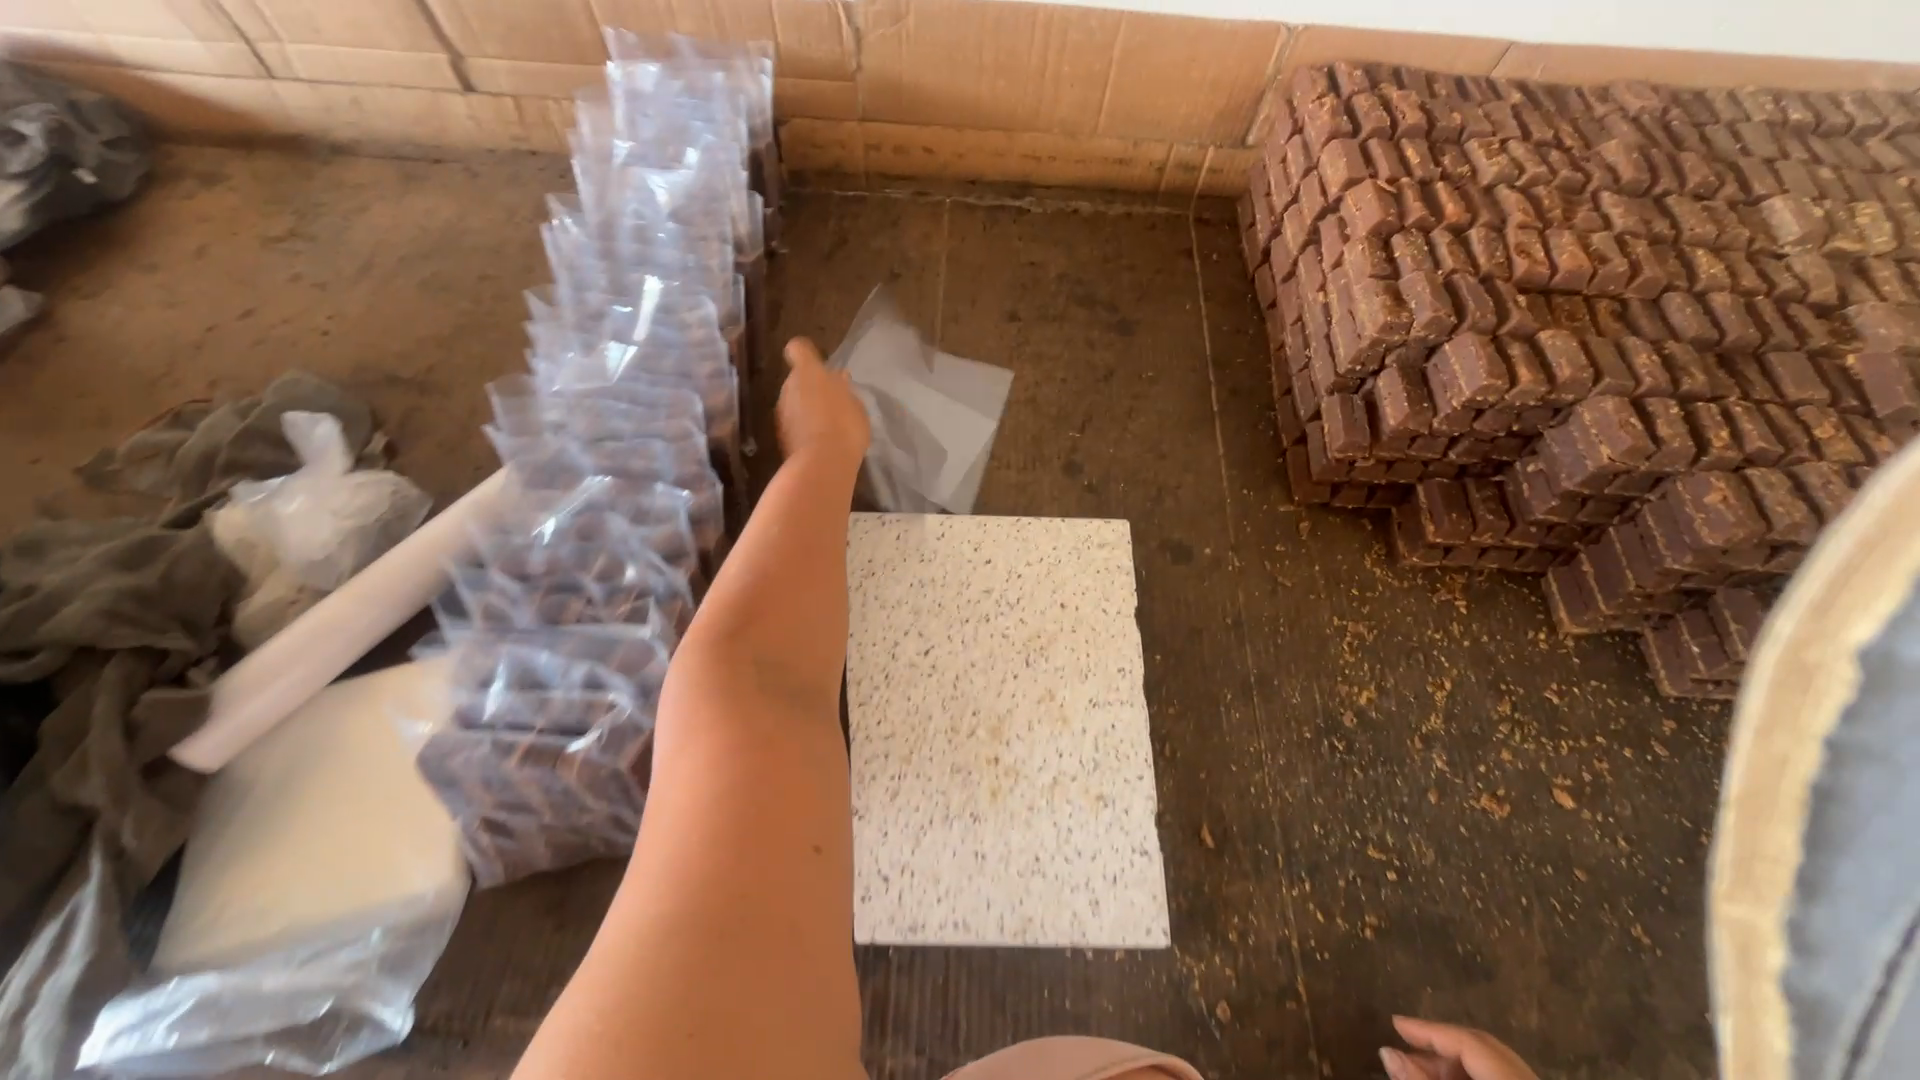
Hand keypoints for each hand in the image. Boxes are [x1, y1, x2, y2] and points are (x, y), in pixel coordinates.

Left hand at [777, 337, 869, 466]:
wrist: (823, 463)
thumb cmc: (845, 426)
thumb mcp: (855, 404)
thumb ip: (843, 389)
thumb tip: (837, 378)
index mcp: (808, 372)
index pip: (798, 349)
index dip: (805, 354)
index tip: (817, 364)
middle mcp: (788, 387)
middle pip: (796, 380)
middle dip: (810, 388)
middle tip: (832, 403)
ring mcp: (781, 412)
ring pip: (793, 403)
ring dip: (806, 410)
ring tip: (828, 427)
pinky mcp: (779, 435)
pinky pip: (792, 424)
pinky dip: (802, 429)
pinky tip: (820, 442)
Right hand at [1380, 1016, 1539, 1079]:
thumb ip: (1418, 1079)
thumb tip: (1385, 1051)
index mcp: (1511, 1075)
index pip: (1468, 1039)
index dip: (1428, 1028)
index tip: (1394, 1022)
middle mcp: (1528, 1074)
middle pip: (1481, 1047)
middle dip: (1439, 1044)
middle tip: (1405, 1045)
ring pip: (1490, 1063)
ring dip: (1451, 1062)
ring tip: (1418, 1069)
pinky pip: (1499, 1075)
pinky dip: (1469, 1075)